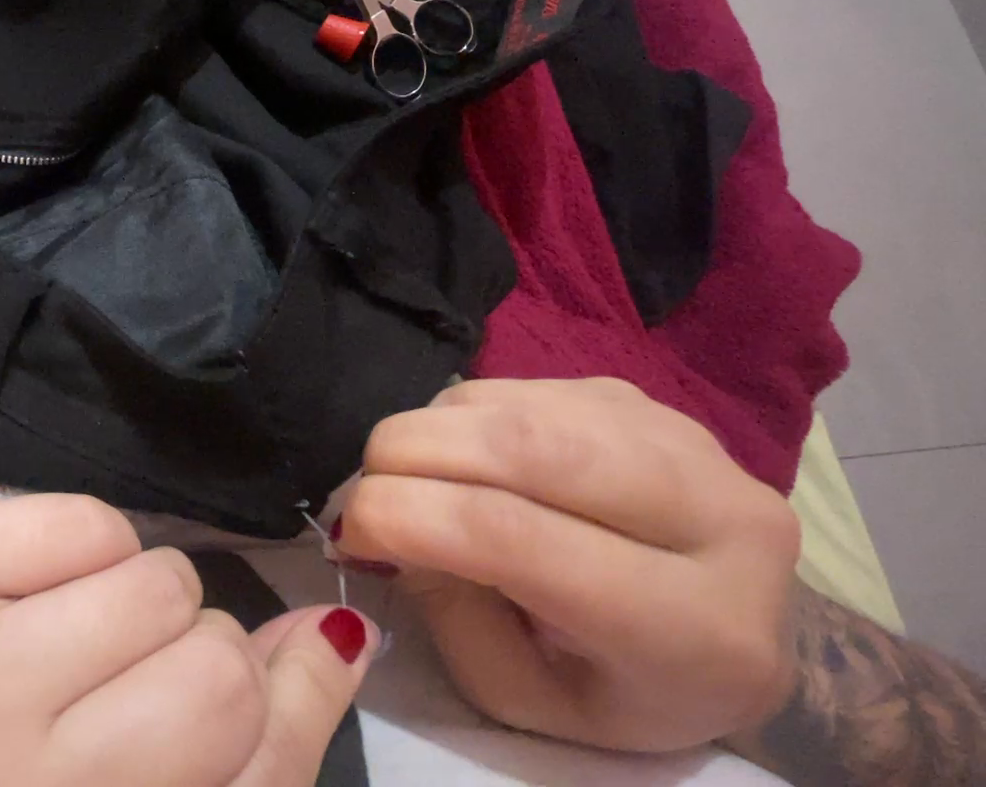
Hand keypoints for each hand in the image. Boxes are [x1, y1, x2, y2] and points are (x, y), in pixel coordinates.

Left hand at [0, 493, 376, 786]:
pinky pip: (85, 521)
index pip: (254, 750)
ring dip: (134, 590)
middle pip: (210, 662)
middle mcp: (17, 786)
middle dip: (187, 644)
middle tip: (112, 668)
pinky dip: (84, 541)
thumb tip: (340, 635)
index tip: (232, 677)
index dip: (262, 695)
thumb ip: (252, 739)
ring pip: (154, 579)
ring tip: (68, 626)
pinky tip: (30, 583)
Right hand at [332, 378, 801, 751]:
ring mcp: (678, 438)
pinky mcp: (636, 397)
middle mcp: (712, 515)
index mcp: (693, 625)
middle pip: (518, 447)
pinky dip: (451, 418)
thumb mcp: (520, 694)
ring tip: (408, 481)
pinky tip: (460, 461)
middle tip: (359, 495)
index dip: (405, 518)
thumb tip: (374, 522)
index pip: (515, 537)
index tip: (348, 535)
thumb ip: (445, 611)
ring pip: (506, 405)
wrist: (732, 629)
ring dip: (422, 434)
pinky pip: (509, 387)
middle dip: (402, 457)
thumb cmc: (615, 684)